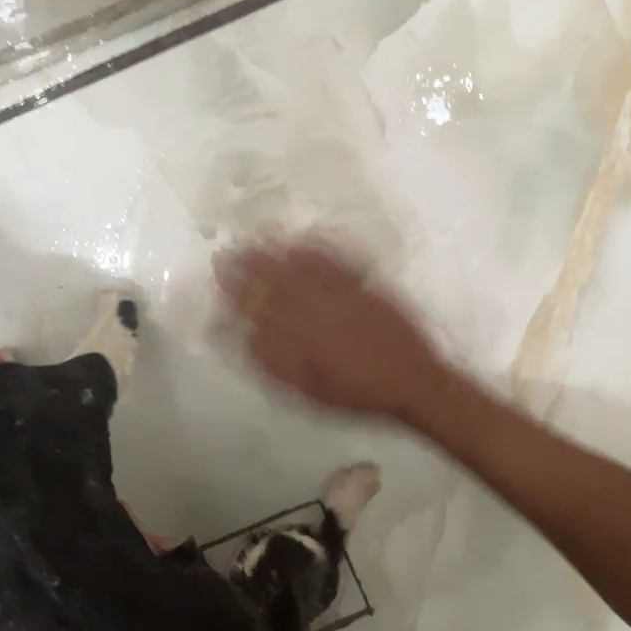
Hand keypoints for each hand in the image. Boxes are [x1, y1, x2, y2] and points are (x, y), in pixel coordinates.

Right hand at [215, 240, 453, 423]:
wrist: (414, 384)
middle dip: (246, 268)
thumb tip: (243, 339)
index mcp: (297, 341)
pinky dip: (320, 247)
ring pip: (301, 269)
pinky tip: (306, 236)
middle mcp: (314, 313)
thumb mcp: (306, 390)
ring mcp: (341, 297)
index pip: (255, 312)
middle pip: (273, 284)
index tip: (216, 285)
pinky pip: (339, 262)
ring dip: (276, 251)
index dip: (233, 297)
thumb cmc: (356, 395)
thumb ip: (273, 363)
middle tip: (226, 255)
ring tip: (257, 236)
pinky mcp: (366, 286)